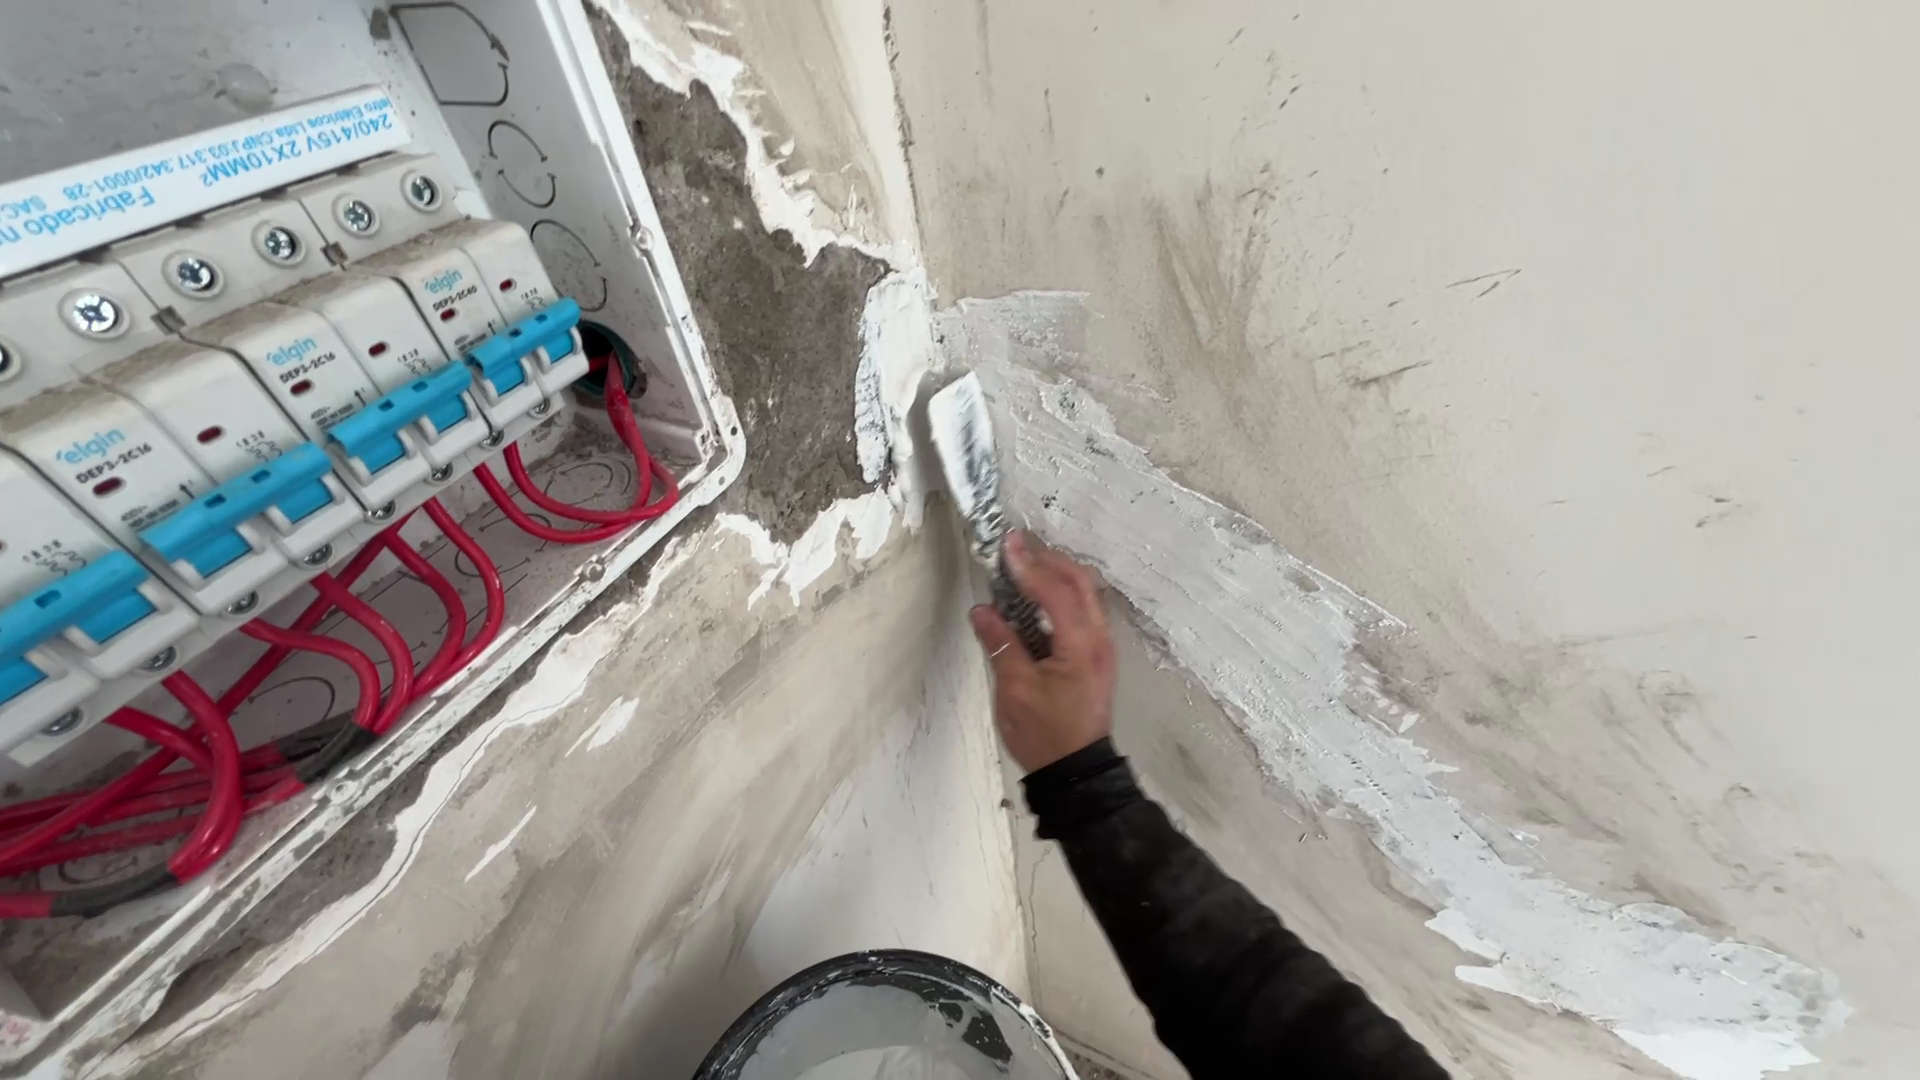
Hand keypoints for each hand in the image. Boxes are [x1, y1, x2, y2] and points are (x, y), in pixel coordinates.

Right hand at [970, 531, 1116, 773]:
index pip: (1056, 592)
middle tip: (1016, 548)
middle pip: (1080, 582)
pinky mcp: (1096, 655)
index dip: (1029, 566)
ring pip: (1086, 593)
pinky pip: (1083, 610)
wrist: (1076, 773)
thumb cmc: (1045, 735)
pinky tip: (1037, 596)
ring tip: (1024, 565)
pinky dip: (1061, 593)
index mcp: (1081, 646)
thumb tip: (982, 610)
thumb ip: (1001, 644)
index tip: (1007, 545)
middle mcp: (1099, 640)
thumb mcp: (1015, 690)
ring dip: (1057, 573)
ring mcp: (1102, 647)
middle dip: (1048, 559)